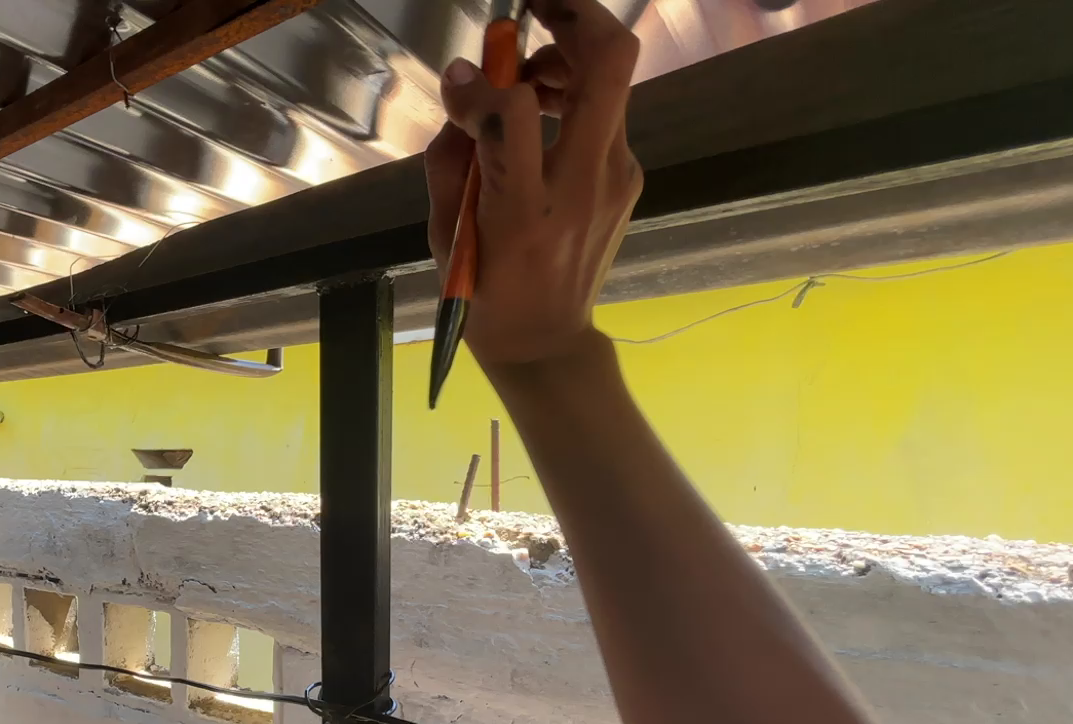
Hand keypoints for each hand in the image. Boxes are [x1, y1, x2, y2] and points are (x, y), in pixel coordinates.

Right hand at [425, 0, 643, 368]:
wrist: (545, 341)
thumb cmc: (482, 297)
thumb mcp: (444, 241)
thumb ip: (448, 167)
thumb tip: (460, 106)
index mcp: (523, 211)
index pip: (513, 114)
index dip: (482, 84)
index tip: (457, 79)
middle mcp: (582, 184)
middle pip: (607, 62)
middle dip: (574, 14)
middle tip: (534, 5)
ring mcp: (616, 177)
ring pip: (610, 83)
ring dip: (568, 60)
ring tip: (526, 80)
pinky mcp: (628, 177)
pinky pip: (603, 117)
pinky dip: (570, 103)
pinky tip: (541, 126)